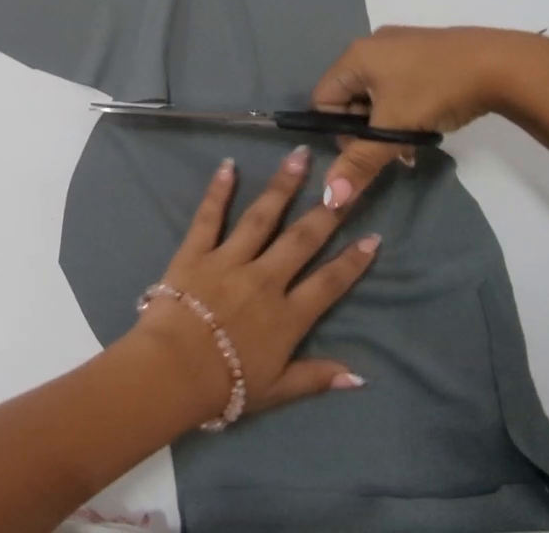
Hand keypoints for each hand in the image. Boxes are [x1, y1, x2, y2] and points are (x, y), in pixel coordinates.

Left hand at [126, 148, 379, 426]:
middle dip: (326, 211)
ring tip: (298, 158)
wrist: (174, 369)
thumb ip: (317, 377)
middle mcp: (264, 280)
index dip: (353, 262)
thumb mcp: (278, 390)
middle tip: (345, 183)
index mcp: (288, 315)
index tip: (374, 237)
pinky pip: (209, 216)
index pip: (329, 283)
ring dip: (281, 187)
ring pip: (261, 218)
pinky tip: (228, 165)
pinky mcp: (194, 252)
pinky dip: (218, 190)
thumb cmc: (226, 385)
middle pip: (301, 240)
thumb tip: (360, 375)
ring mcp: (229, 261)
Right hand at [311, 25, 542, 202]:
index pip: (323, 100)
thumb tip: (329, 198)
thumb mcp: (396, 129)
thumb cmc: (438, 90)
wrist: (507, 64)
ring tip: (415, 136)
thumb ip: (360, 162)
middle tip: (395, 146)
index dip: (339, 130)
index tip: (370, 147)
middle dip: (367, 127)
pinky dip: (406, 103)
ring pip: (377, 91)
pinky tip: (430, 115)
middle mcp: (371, 44)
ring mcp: (400, 42)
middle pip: (349, 96)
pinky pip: (399, 80)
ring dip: (388, 119)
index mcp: (354, 56)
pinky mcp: (426, 47)